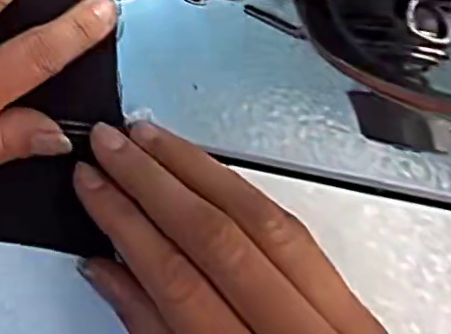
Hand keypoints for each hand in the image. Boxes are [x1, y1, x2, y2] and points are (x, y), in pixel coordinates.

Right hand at [74, 122, 384, 333]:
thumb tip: (104, 266)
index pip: (178, 283)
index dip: (125, 221)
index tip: (91, 182)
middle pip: (218, 237)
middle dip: (150, 178)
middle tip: (108, 141)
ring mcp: (346, 325)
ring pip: (259, 216)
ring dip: (190, 165)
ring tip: (146, 136)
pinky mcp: (360, 304)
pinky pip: (291, 226)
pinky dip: (235, 186)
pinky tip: (199, 162)